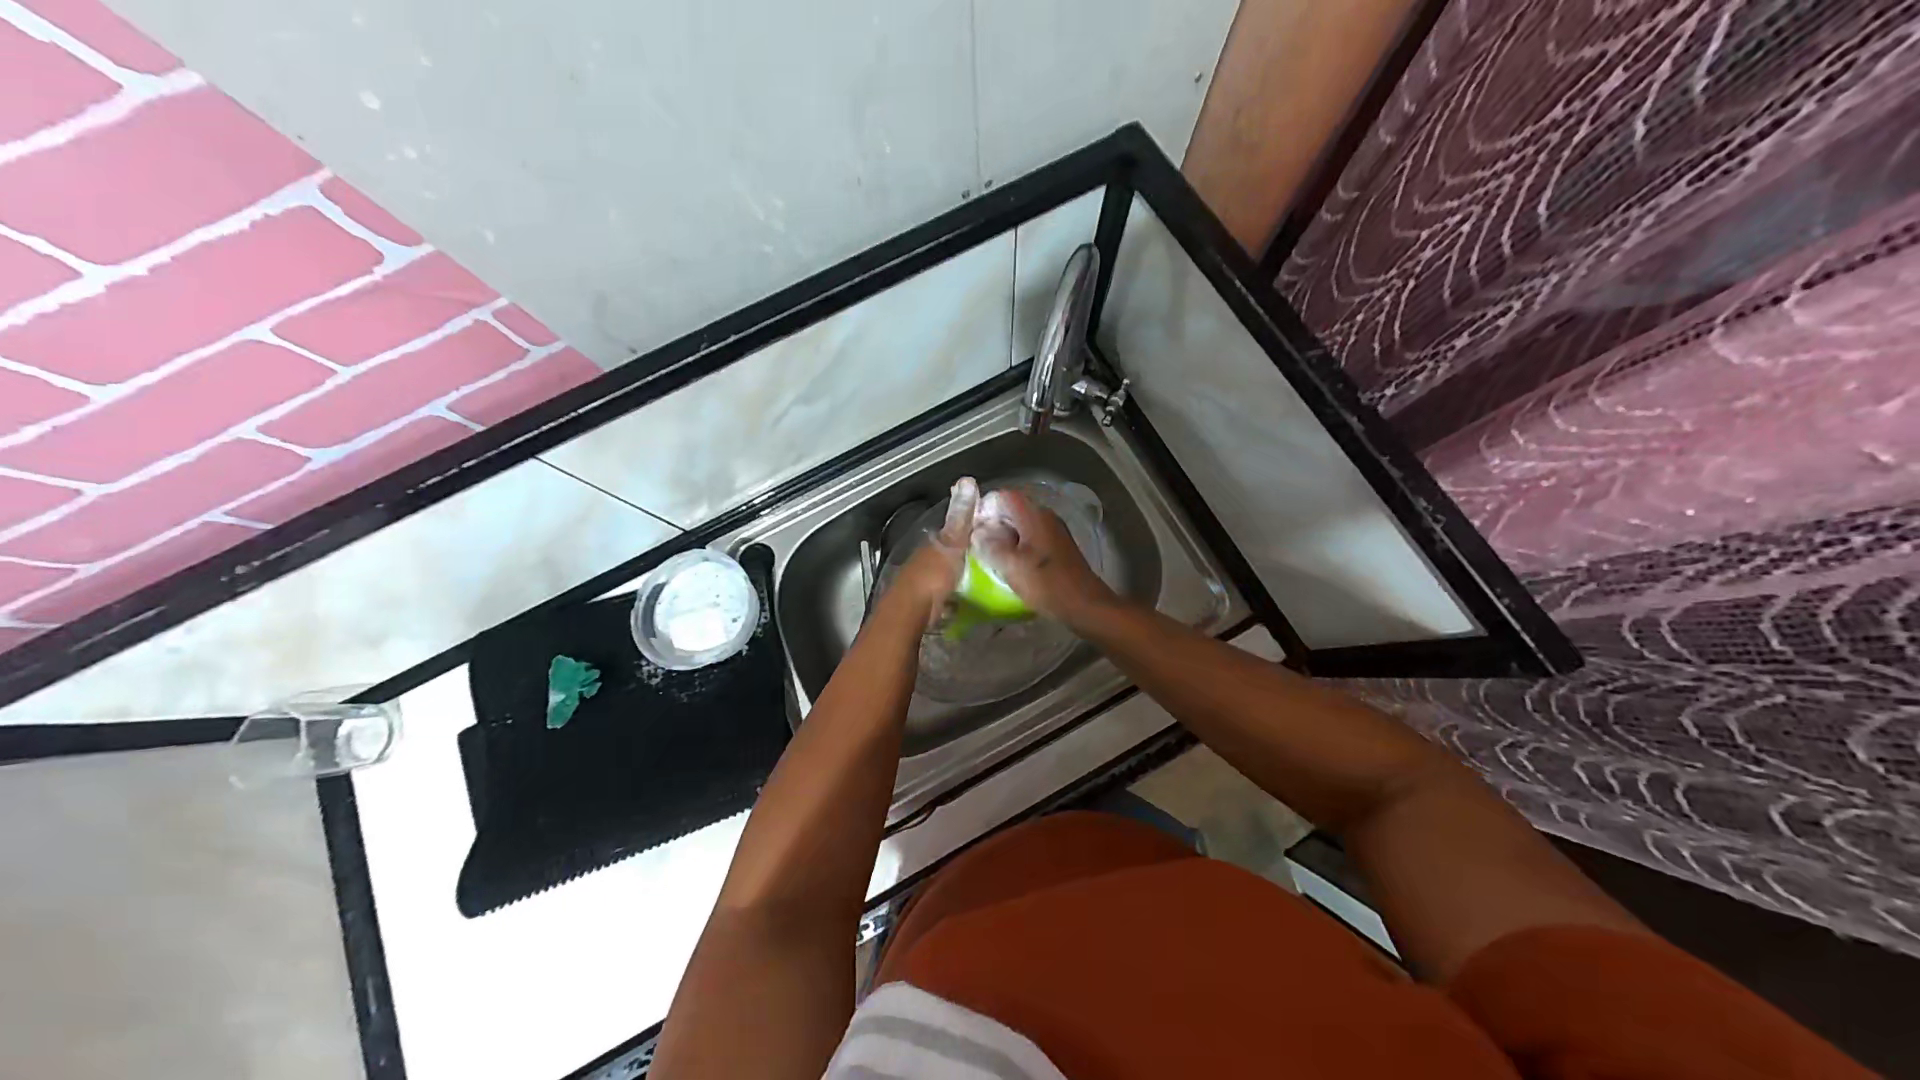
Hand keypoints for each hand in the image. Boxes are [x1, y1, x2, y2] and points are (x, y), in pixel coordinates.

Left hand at [882, 478, 978, 623]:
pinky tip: (968, 599)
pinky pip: (947, 594)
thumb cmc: (932, 575)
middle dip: (965, 553)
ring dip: (961, 574)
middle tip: (992, 557)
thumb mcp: (951, 543)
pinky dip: (957, 594)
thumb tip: (967, 481)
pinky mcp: (926, 604)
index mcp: (931, 543)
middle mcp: (923, 560)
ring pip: (946, 573)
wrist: (911, 611)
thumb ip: (960, 518)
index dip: (969, 528)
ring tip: (984, 578)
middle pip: (948, 553)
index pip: (951, 530)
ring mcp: (923, 583)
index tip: (991, 531)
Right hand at [973, 489, 1118, 625]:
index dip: (985, 507)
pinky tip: (1011, 565)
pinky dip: (1018, 546)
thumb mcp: (1011, 566)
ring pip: (1021, 525)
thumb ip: (990, 545)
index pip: (1003, 495)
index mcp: (1034, 516)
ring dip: (1005, 537)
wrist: (1085, 605)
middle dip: (992, 523)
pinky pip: (1031, 538)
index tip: (972, 527)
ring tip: (990, 556)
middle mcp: (1045, 517)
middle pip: (1012, 509)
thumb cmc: (1047, 584)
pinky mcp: (1057, 547)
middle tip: (977, 544)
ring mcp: (1054, 531)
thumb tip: (977, 532)